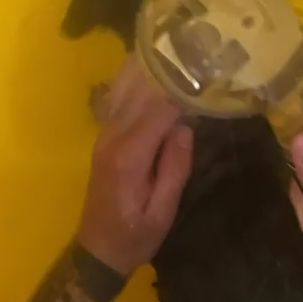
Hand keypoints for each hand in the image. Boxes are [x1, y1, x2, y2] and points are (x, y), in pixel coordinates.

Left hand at [76, 59, 193, 275]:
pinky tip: (152, 68)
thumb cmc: (134, 237)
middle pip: (140, 94)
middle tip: (195, 54)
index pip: (158, 112)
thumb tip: (186, 128)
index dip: (181, 93)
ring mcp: (105, 135)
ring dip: (150, 71)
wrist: (97, 250)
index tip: (205, 76)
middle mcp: (113, 138)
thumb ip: (174, 168)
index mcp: (129, 156)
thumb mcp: (162, 212)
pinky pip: (120, 101)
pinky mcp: (105, 136)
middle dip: (166, 74)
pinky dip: (137, 82)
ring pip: (126, 92)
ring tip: (176, 51)